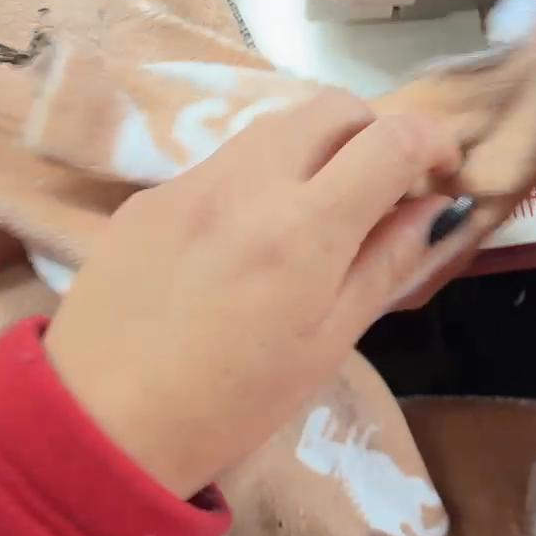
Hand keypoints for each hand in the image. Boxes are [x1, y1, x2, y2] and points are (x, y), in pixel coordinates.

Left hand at [42, 91, 460, 495]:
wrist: (93, 429)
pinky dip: (264, 172)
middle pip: (336, 105)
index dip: (434, 140)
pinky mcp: (153, 192)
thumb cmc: (233, 402)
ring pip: (280, 123)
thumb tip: (433, 207)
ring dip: (320, 144)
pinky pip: (228, 157)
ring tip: (317, 203)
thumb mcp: (330, 341)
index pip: (392, 140)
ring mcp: (193, 180)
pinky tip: (247, 232)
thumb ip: (388, 261)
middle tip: (380, 183)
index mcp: (305, 229)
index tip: (442, 168)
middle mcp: (250, 182)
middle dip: (375, 130)